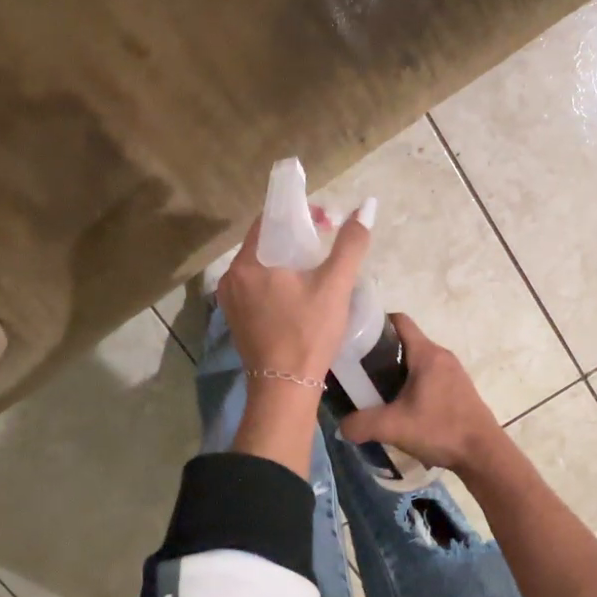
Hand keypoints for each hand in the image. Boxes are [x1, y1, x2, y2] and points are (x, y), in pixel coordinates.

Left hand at [216, 202, 373, 380]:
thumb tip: (366, 208)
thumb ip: (350, 245)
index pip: (269, 220)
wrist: (285, 388)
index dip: (299, 214)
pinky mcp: (237, 322)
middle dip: (294, 239)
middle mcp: (231, 279)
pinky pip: (256, 290)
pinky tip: (298, 294)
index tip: (326, 222)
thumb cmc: (308, 333)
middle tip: (324, 245)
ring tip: (315, 269)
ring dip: (285, 263)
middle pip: (264, 245)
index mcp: (247, 263)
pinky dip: (275, 284)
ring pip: (260, 269)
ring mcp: (230, 303)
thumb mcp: (335, 285)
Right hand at [339, 314, 504, 471]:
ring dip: (396, 371)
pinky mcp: (458, 389)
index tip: (355, 339)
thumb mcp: (393, 427)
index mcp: (426, 354)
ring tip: (376, 392)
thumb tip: (342, 427)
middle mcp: (441, 355)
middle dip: (380, 353)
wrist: (482, 453)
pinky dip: (412, 383)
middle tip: (359, 372)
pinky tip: (401, 407)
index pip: (398, 321)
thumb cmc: (439, 430)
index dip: (375, 324)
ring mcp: (453, 372)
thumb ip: (361, 424)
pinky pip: (429, 376)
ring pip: (417, 361)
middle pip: (405, 342)